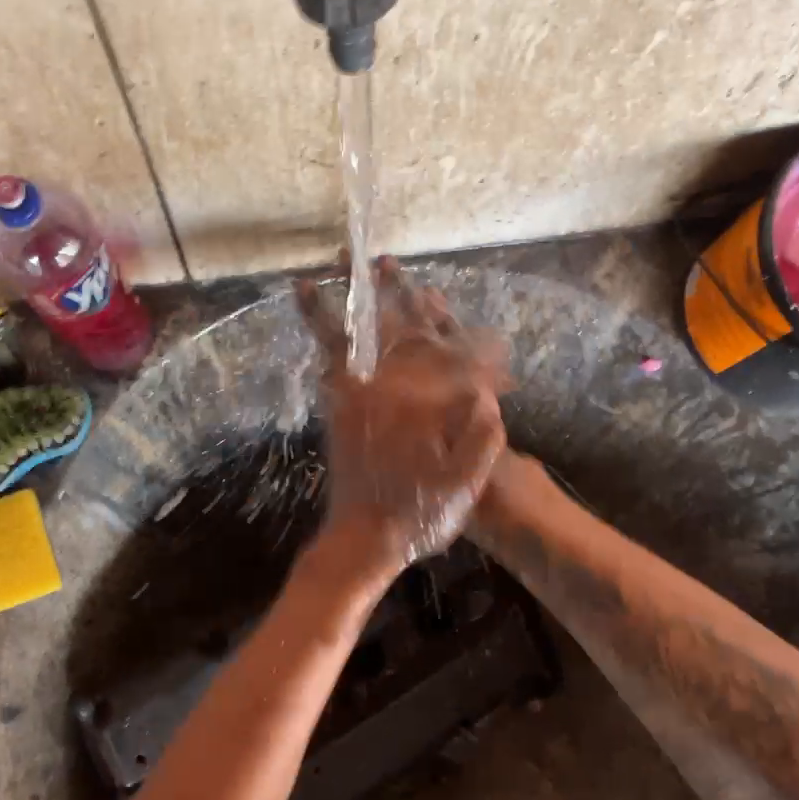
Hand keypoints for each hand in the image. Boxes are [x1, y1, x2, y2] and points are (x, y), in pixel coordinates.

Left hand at [296, 257, 508, 566]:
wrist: (363, 540)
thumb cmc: (420, 515)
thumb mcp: (465, 481)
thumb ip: (480, 432)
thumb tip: (485, 388)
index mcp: (421, 402)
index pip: (446, 353)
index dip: (461, 335)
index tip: (465, 316)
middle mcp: (385, 389)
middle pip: (393, 330)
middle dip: (389, 293)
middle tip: (380, 259)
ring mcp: (356, 398)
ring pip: (354, 337)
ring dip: (346, 301)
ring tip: (329, 268)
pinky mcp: (338, 411)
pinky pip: (330, 362)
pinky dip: (320, 336)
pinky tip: (312, 316)